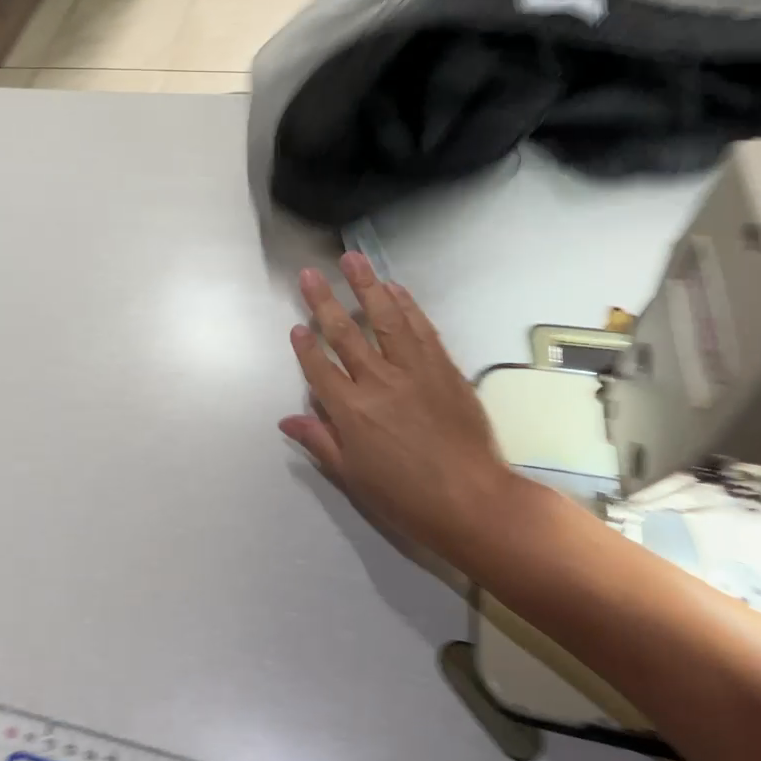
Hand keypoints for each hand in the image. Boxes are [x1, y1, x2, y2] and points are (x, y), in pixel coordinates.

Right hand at [281, 253, 511, 560]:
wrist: (473, 500)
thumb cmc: (407, 498)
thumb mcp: (353, 478)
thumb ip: (320, 442)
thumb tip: (287, 420)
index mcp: (351, 412)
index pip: (319, 369)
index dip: (304, 347)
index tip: (295, 326)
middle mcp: (378, 382)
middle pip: (345, 333)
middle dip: (323, 301)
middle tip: (309, 273)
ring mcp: (414, 370)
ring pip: (385, 319)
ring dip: (366, 286)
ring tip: (352, 260)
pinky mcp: (444, 368)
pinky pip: (421, 328)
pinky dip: (406, 305)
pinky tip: (394, 289)